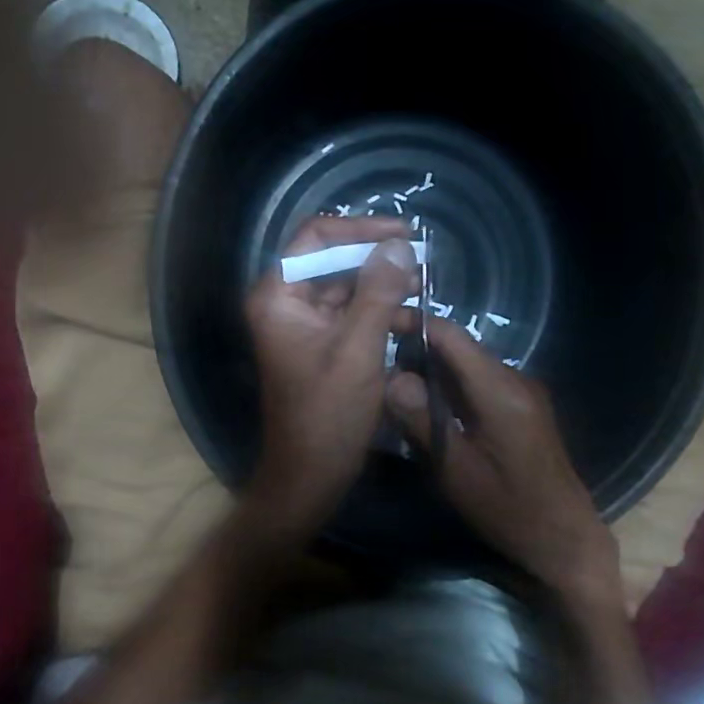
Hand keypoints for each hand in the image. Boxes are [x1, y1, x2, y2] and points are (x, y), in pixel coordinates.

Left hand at [246, 215, 418, 525]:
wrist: (309, 475)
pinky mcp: (319, 343)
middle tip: (422, 262)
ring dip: (383, 285)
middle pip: (331, 259)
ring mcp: (302, 323)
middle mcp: (285, 302)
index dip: (360, 228)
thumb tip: (399, 244)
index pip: (315, 237)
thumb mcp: (358, 349)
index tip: (404, 235)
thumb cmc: (328, 414)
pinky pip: (350, 314)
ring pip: (345, 286)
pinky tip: (413, 319)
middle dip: (377, 258)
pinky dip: (379, 312)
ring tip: (425, 288)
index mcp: (279, 295)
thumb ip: (378, 292)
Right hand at [384, 320, 619, 608]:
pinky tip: (429, 410)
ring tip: (396, 390)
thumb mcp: (454, 469)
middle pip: (459, 349)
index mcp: (499, 390)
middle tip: (378, 368)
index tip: (379, 324)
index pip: (452, 336)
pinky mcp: (522, 411)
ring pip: (467, 367)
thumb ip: (421, 419)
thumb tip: (391, 375)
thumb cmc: (508, 508)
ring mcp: (522, 395)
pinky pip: (479, 385)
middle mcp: (514, 381)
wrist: (565, 541)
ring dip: (433, 372)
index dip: (415, 323)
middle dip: (418, 351)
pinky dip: (450, 389)